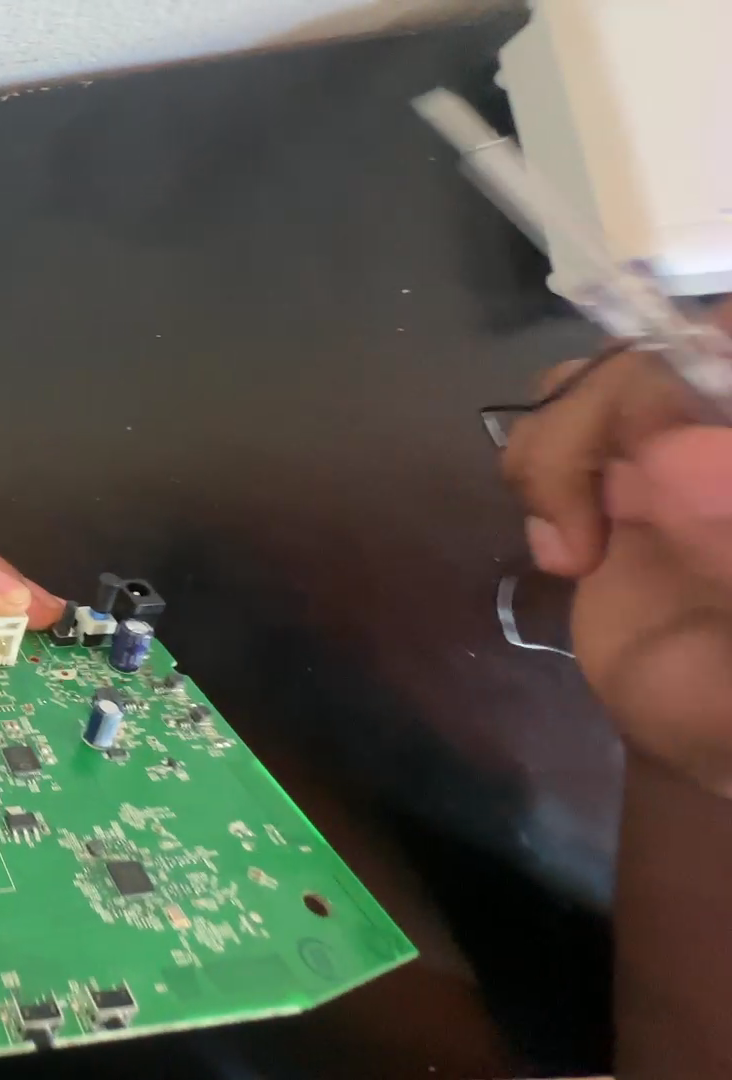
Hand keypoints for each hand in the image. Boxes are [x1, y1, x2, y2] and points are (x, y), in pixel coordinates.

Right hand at [502, 303, 731, 794]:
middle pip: (650, 357)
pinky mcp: (610, 486)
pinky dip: (534, 482)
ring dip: (551, 457)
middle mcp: (727, 438)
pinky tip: (559, 549)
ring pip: (589, 387)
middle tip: (583, 514)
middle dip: (592, 423)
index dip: (691, 350)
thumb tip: (669, 449)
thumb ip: (728, 542)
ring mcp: (677, 457)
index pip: (728, 345)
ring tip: (566, 542)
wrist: (709, 738)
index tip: (642, 436)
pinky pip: (549, 436)